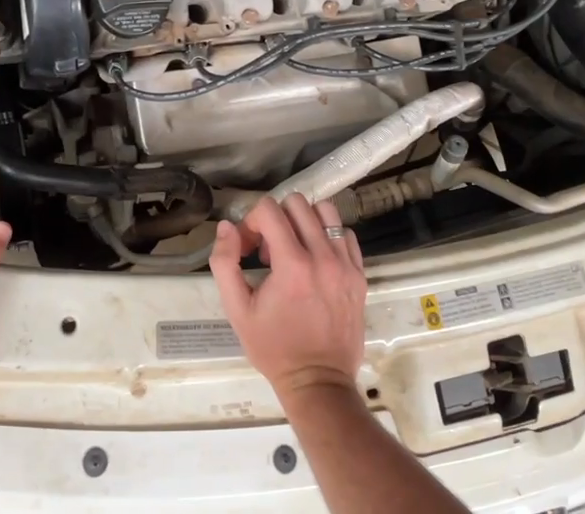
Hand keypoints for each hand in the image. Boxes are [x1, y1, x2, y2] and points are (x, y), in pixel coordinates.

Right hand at [209, 194, 366, 396]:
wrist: (318, 381)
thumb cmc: (274, 348)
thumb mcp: (237, 310)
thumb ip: (225, 263)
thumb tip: (226, 227)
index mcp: (292, 265)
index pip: (269, 209)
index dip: (251, 222)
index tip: (250, 248)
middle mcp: (323, 257)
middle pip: (297, 203)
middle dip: (276, 218)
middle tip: (269, 250)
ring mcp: (346, 265)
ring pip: (325, 211)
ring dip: (304, 221)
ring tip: (294, 249)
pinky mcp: (360, 275)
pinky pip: (346, 234)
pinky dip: (328, 236)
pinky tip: (316, 259)